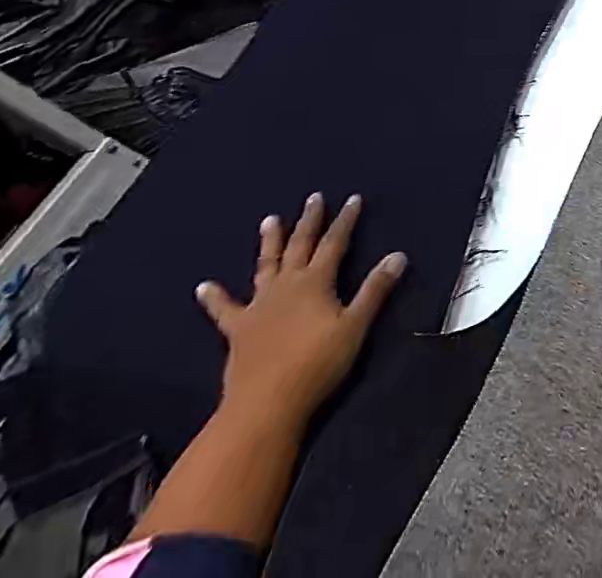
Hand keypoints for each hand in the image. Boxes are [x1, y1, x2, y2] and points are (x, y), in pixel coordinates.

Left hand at [195, 192, 407, 432]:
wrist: (267, 403)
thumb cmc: (318, 364)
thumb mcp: (355, 326)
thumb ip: (375, 290)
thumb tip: (398, 255)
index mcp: (315, 282)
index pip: (334, 243)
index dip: (345, 221)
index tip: (352, 199)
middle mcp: (286, 285)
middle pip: (300, 246)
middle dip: (309, 221)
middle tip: (312, 198)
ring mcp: (259, 306)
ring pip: (265, 265)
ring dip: (269, 243)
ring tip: (269, 220)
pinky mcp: (238, 329)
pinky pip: (224, 310)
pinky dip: (215, 298)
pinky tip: (204, 287)